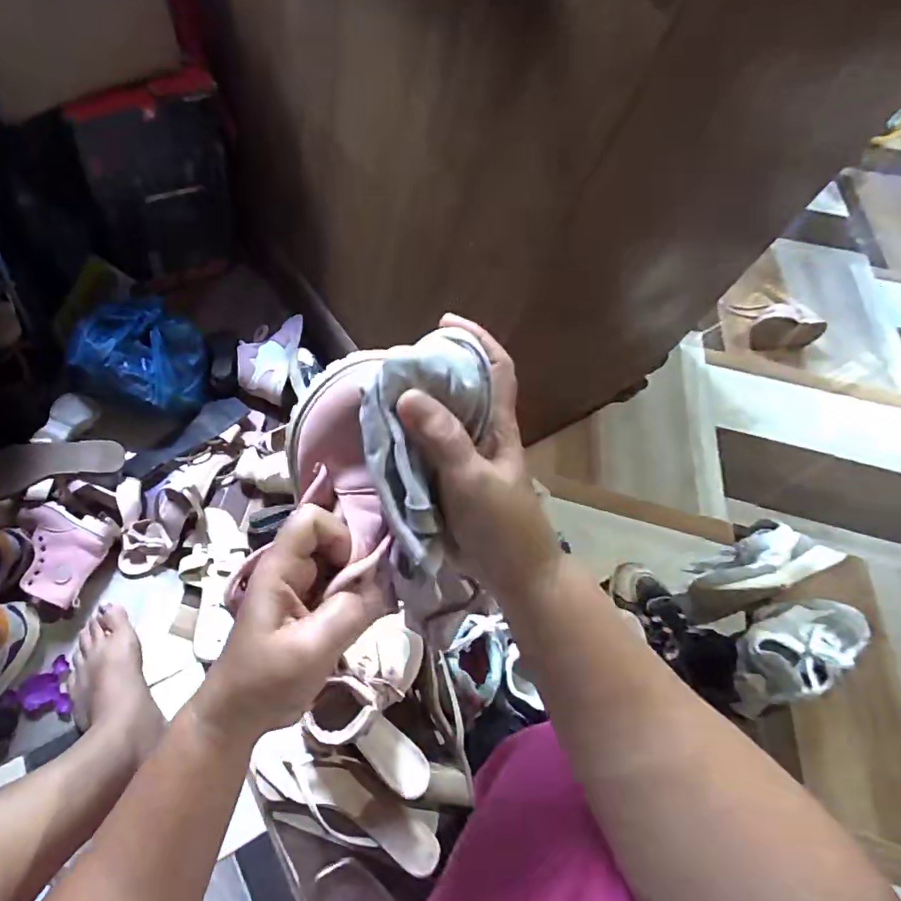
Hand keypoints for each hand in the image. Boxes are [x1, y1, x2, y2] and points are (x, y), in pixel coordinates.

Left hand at [192, 505, 386, 742]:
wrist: (239, 715)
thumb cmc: (265, 681)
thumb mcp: (309, 650)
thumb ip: (348, 614)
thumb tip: (383, 586)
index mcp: (279, 568)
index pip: (311, 519)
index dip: (339, 535)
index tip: (354, 572)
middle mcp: (290, 569)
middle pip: (332, 539)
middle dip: (357, 562)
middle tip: (370, 598)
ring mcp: (301, 588)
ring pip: (341, 564)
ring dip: (359, 584)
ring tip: (368, 614)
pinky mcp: (311, 608)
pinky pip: (341, 588)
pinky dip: (357, 599)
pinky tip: (363, 621)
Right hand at [397, 314, 565, 606]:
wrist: (516, 576)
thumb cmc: (502, 525)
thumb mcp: (472, 478)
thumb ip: (442, 438)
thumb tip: (407, 394)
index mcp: (498, 427)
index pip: (496, 370)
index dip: (476, 340)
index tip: (445, 323)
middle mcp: (482, 437)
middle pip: (463, 390)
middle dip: (435, 370)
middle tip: (398, 366)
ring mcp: (466, 461)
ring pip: (441, 420)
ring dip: (417, 404)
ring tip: (384, 395)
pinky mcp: (450, 484)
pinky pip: (426, 451)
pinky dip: (408, 438)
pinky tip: (386, 437)